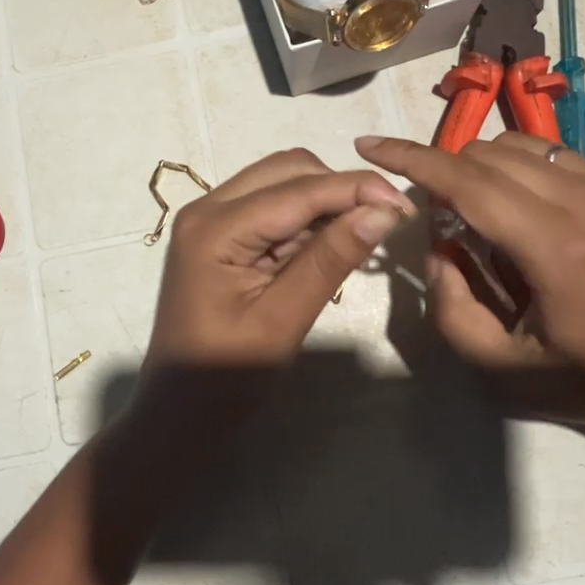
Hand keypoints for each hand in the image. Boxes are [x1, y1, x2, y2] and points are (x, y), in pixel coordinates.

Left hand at [130, 149, 413, 433]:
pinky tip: (323, 250)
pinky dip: (304, 220)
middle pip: (288, 170)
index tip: (406, 207)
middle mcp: (207, 209)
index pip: (298, 189)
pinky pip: (270, 207)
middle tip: (381, 226)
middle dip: (339, 190)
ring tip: (353, 243)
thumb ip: (329, 261)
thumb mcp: (283, 321)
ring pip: (281, 183)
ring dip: (322, 204)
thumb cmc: (226, 378)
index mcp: (214, 228)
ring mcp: (210, 220)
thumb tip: (383, 212)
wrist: (179, 414)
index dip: (356, 190)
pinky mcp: (219, 235)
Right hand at [355, 133, 584, 439]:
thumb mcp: (507, 371)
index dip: (409, 159)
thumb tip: (437, 250)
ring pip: (521, 146)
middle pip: (487, 154)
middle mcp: (584, 200)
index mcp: (555, 246)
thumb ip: (452, 310)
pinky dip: (518, 170)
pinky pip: (553, 156)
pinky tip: (520, 212)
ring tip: (475, 216)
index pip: (466, 180)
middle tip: (432, 217)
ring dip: (480, 167)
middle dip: (443, 171)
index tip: (368, 145)